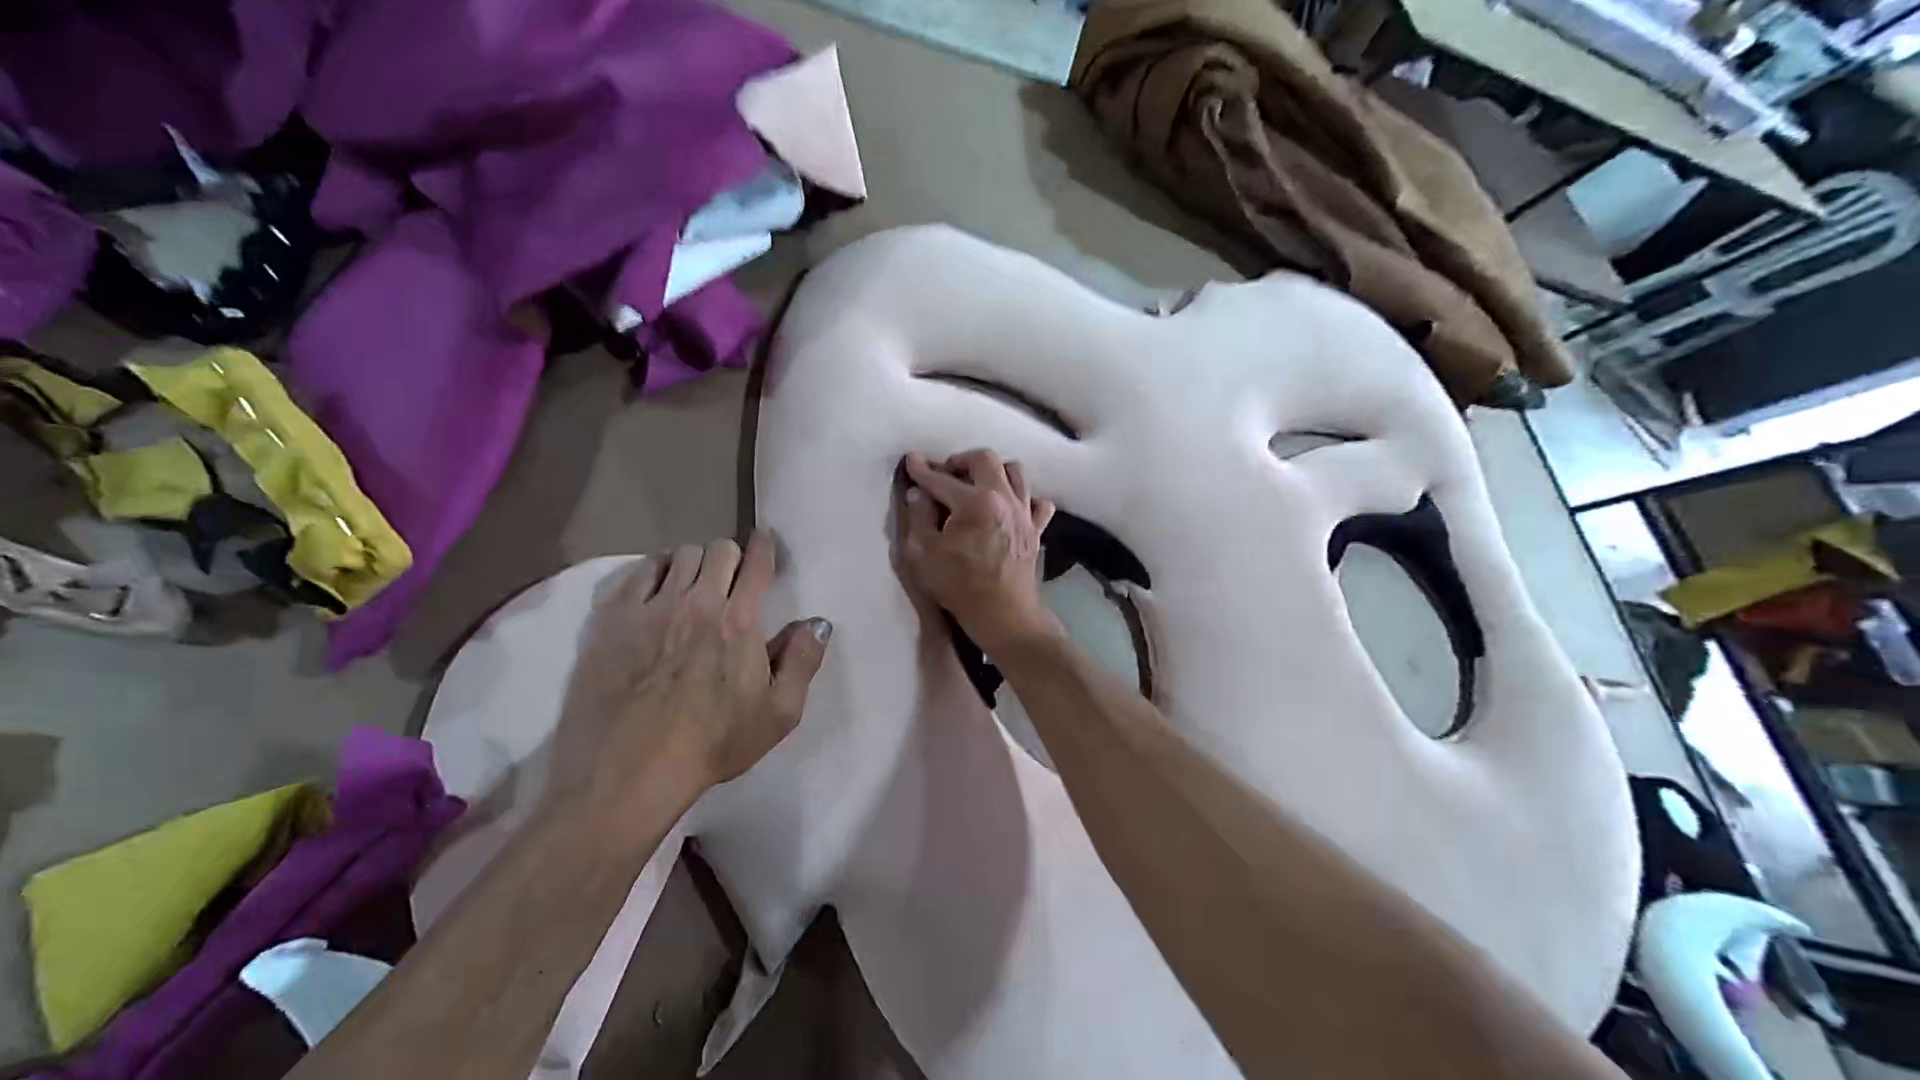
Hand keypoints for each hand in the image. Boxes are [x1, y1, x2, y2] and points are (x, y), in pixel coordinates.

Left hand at [548, 531, 830, 843]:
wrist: (630, 771)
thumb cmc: (713, 743)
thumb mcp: (779, 713)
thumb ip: (803, 660)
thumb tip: (817, 622)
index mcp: (739, 622)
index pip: (757, 563)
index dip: (765, 546)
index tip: (765, 541)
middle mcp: (697, 602)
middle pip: (718, 549)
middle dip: (731, 557)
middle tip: (731, 579)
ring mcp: (651, 607)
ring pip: (679, 554)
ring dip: (694, 564)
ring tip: (693, 586)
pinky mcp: (613, 618)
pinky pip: (639, 571)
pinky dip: (655, 572)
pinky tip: (656, 595)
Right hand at [898, 450, 1058, 651]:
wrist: (1004, 617)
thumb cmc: (960, 587)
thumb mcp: (924, 555)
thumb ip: (918, 518)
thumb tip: (918, 493)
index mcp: (975, 502)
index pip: (942, 479)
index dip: (922, 470)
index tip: (911, 461)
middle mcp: (1004, 498)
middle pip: (985, 460)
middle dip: (961, 461)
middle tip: (946, 475)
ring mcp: (1024, 513)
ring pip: (1016, 472)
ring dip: (994, 472)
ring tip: (977, 485)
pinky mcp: (1036, 530)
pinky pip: (1037, 502)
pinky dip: (1024, 498)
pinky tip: (1010, 508)